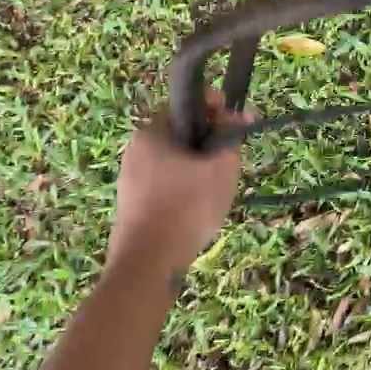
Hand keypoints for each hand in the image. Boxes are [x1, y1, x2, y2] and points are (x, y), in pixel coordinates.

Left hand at [106, 96, 247, 277]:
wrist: (148, 264)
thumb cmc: (187, 205)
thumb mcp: (222, 164)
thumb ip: (230, 134)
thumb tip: (233, 117)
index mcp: (151, 133)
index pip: (188, 105)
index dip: (218, 107)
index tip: (239, 122)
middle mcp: (136, 151)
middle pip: (183, 132)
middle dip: (211, 139)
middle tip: (233, 154)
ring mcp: (131, 179)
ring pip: (177, 157)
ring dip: (201, 162)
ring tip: (221, 181)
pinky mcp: (133, 203)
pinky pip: (167, 180)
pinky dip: (187, 183)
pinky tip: (202, 202)